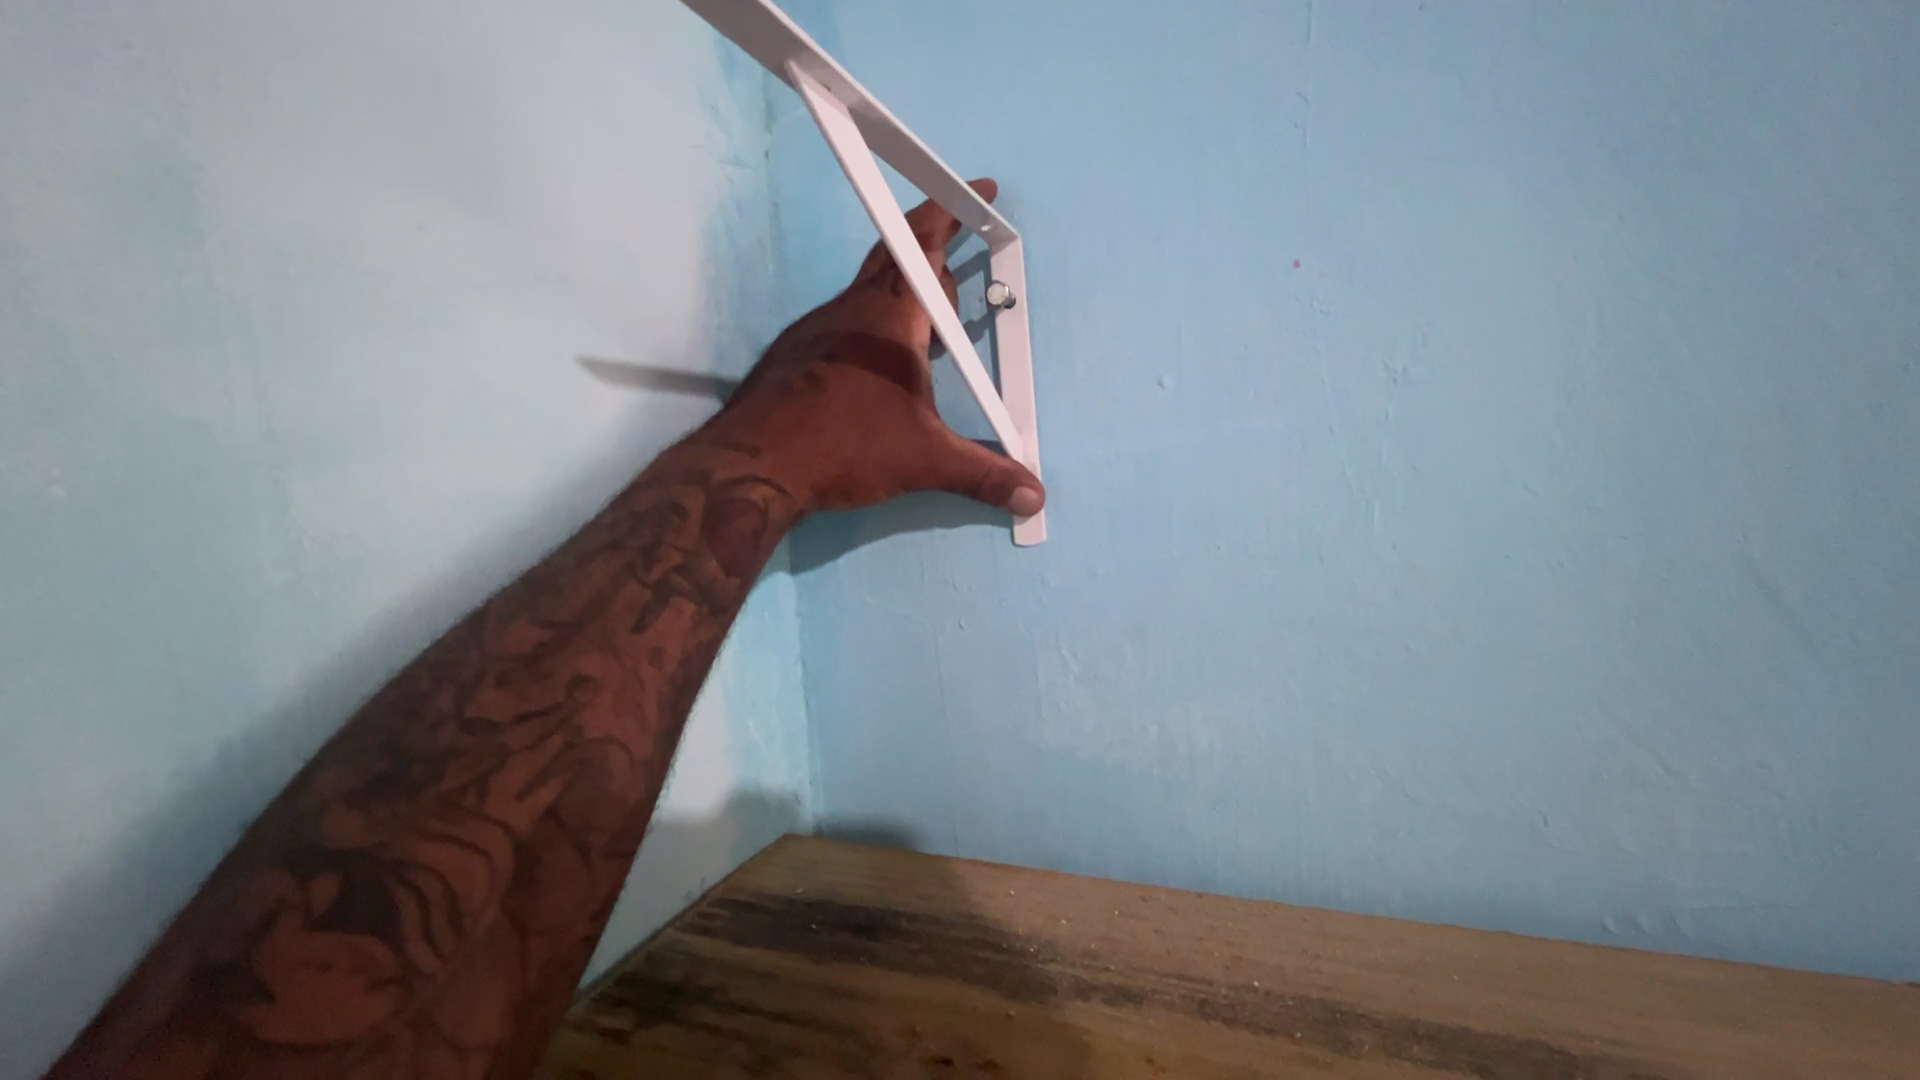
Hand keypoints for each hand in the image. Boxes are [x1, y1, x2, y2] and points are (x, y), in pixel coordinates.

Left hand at [695, 178, 1044, 517]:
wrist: (756, 465)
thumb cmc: (846, 446)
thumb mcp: (925, 460)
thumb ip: (982, 474)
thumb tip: (1034, 494)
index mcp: (891, 316)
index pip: (923, 243)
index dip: (952, 211)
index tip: (977, 190)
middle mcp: (852, 309)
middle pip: (895, 257)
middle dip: (933, 263)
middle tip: (956, 299)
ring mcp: (817, 329)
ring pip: (869, 294)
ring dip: (904, 306)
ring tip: (926, 351)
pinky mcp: (796, 354)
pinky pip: (844, 324)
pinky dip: (872, 331)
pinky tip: (877, 378)